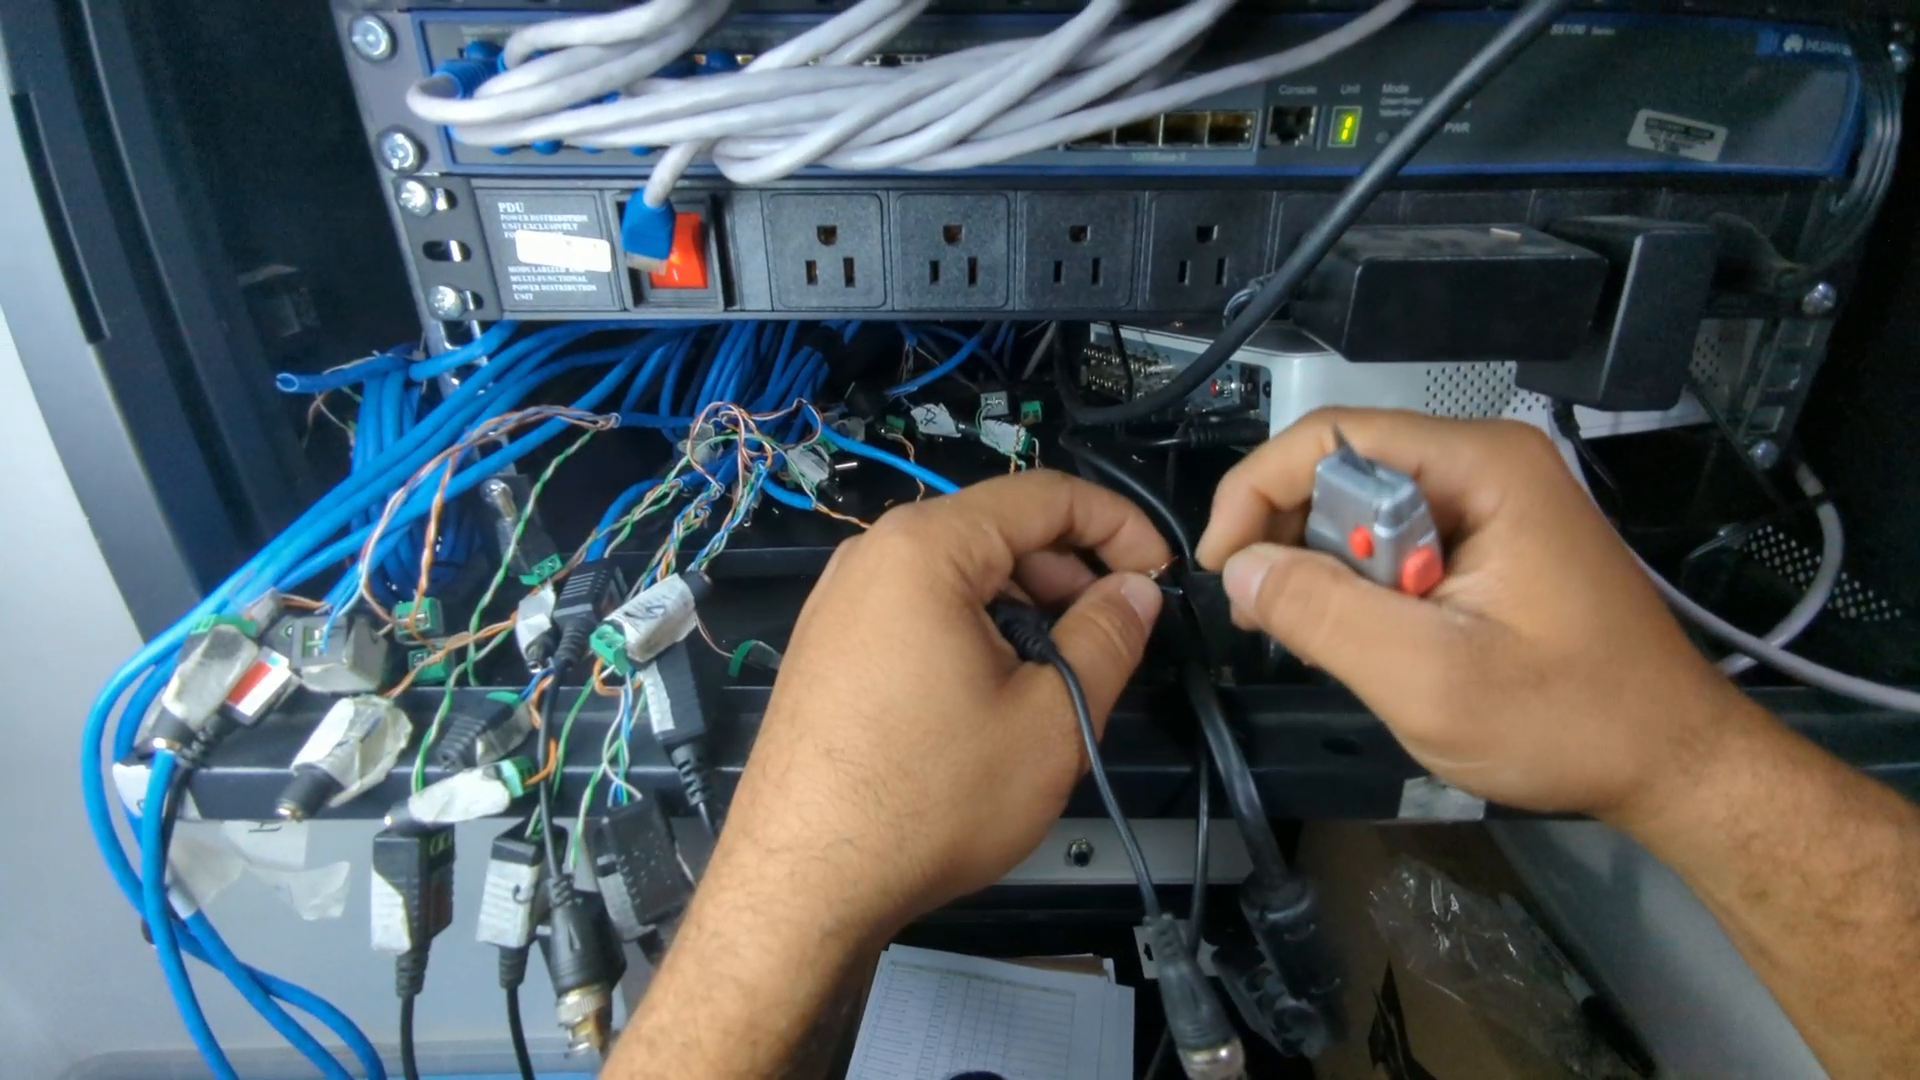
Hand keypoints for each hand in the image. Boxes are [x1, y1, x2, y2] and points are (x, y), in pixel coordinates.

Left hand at [717, 470, 1170, 932]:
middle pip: (998, 531)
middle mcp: (874, 553)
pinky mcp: (830, 640)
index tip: (1159, 574)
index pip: (1045, 495)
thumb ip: (1107, 637)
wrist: (800, 884)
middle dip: (1068, 575)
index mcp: (926, 547)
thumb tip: (1137, 589)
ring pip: (960, 573)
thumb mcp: (1050, 720)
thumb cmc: (930, 797)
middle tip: (1107, 639)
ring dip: (1023, 608)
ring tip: (1049, 678)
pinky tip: (989, 691)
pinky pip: (919, 606)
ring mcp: (842, 597)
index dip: (1118, 525)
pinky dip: (973, 628)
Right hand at [1196, 408, 1760, 820]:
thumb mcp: (1429, 677)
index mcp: (1478, 467)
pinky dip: (1341, 584)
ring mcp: (1475, 502)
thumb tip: (1237, 569)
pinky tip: (1344, 633)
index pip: (1327, 439)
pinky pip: (1373, 540)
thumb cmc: (1570, 723)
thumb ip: (1322, 614)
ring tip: (1299, 633)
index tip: (1224, 566)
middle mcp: (1475, 465)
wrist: (1673, 768)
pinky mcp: (1471, 540)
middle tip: (1259, 613)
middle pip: (1332, 470)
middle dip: (1280, 538)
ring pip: (1345, 508)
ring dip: (1308, 568)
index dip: (1255, 492)